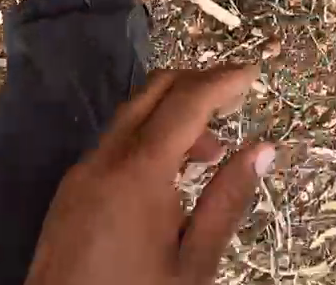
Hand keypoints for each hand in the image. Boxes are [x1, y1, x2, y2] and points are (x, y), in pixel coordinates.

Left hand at [25, 67, 275, 284]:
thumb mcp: (193, 265)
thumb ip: (228, 201)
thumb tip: (264, 149)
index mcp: (139, 170)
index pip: (188, 100)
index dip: (223, 80)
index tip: (254, 71)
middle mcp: (105, 157)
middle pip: (156, 89)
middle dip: (199, 83)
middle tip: (236, 98)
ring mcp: (82, 172)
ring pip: (134, 112)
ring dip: (175, 112)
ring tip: (213, 151)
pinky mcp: (71, 191)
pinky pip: (116, 141)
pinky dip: (151, 136)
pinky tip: (172, 174)